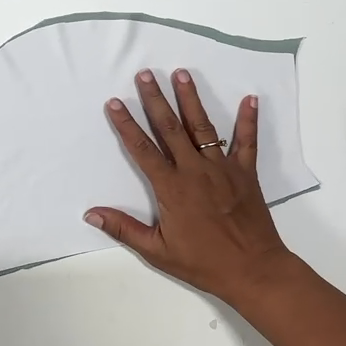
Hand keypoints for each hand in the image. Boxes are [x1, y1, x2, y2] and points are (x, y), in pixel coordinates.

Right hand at [84, 69, 303, 306]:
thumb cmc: (204, 263)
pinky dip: (248, 120)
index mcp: (171, 187)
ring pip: (202, 127)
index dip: (126, 124)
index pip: (142, 148)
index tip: (115, 102)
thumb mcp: (158, 251)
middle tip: (145, 74)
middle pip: (170, 127)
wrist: (255, 271)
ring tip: (181, 73)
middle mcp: (194, 170)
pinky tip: (249, 99)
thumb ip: (124, 229)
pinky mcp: (246, 173)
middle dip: (155, 99)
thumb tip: (91, 214)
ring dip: (190, 99)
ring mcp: (222, 169)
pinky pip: (247, 142)